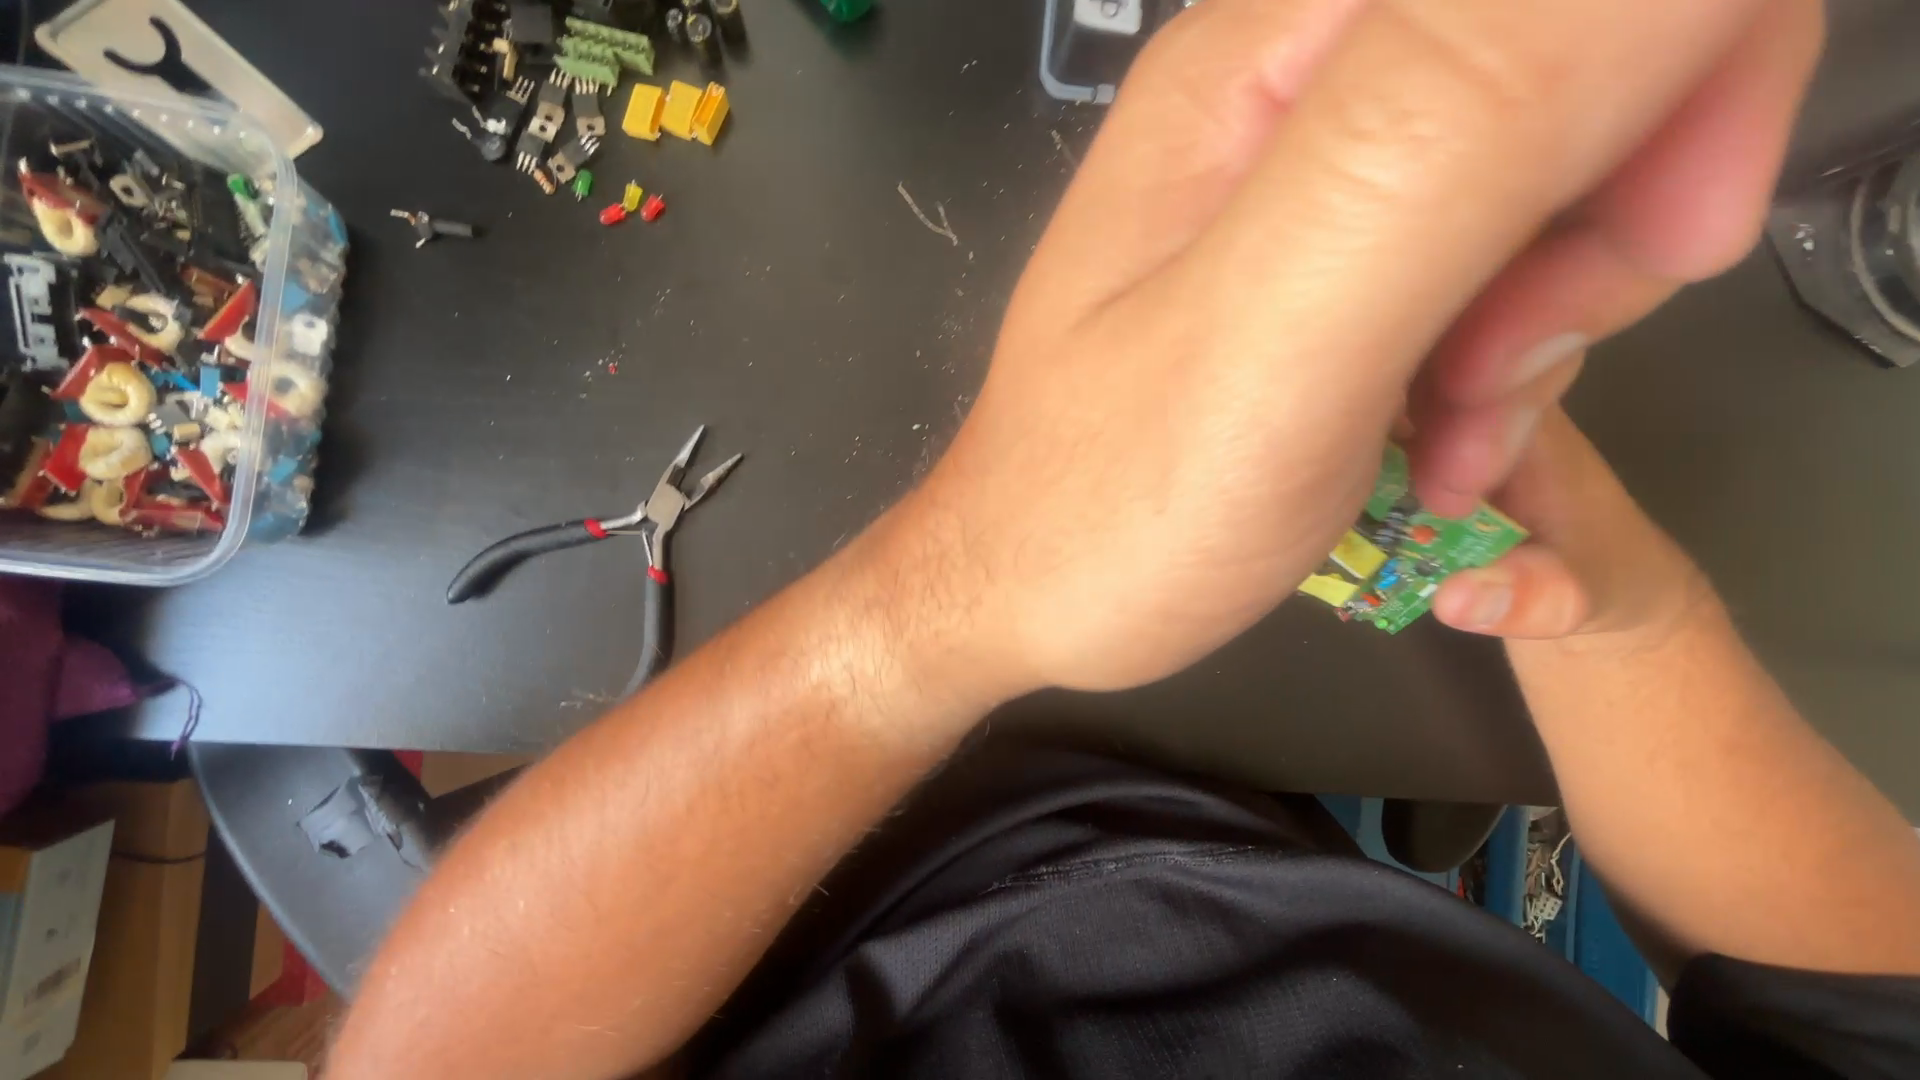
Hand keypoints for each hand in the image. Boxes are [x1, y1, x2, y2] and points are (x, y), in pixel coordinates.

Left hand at [900, 0, 1819, 694]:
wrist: (1028, 595)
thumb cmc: (1115, 503)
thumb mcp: (1275, 331)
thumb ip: (1446, 130)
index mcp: (1261, 71)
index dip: (1671, 76)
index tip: (1651, 251)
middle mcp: (1279, 106)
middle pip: (1560, 74)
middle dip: (1591, 229)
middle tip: (1494, 380)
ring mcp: (1295, 202)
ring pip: (1527, 194)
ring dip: (1535, 326)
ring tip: (1439, 448)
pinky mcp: (1309, 285)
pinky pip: (1467, 282)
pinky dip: (1483, 368)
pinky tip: (1423, 452)